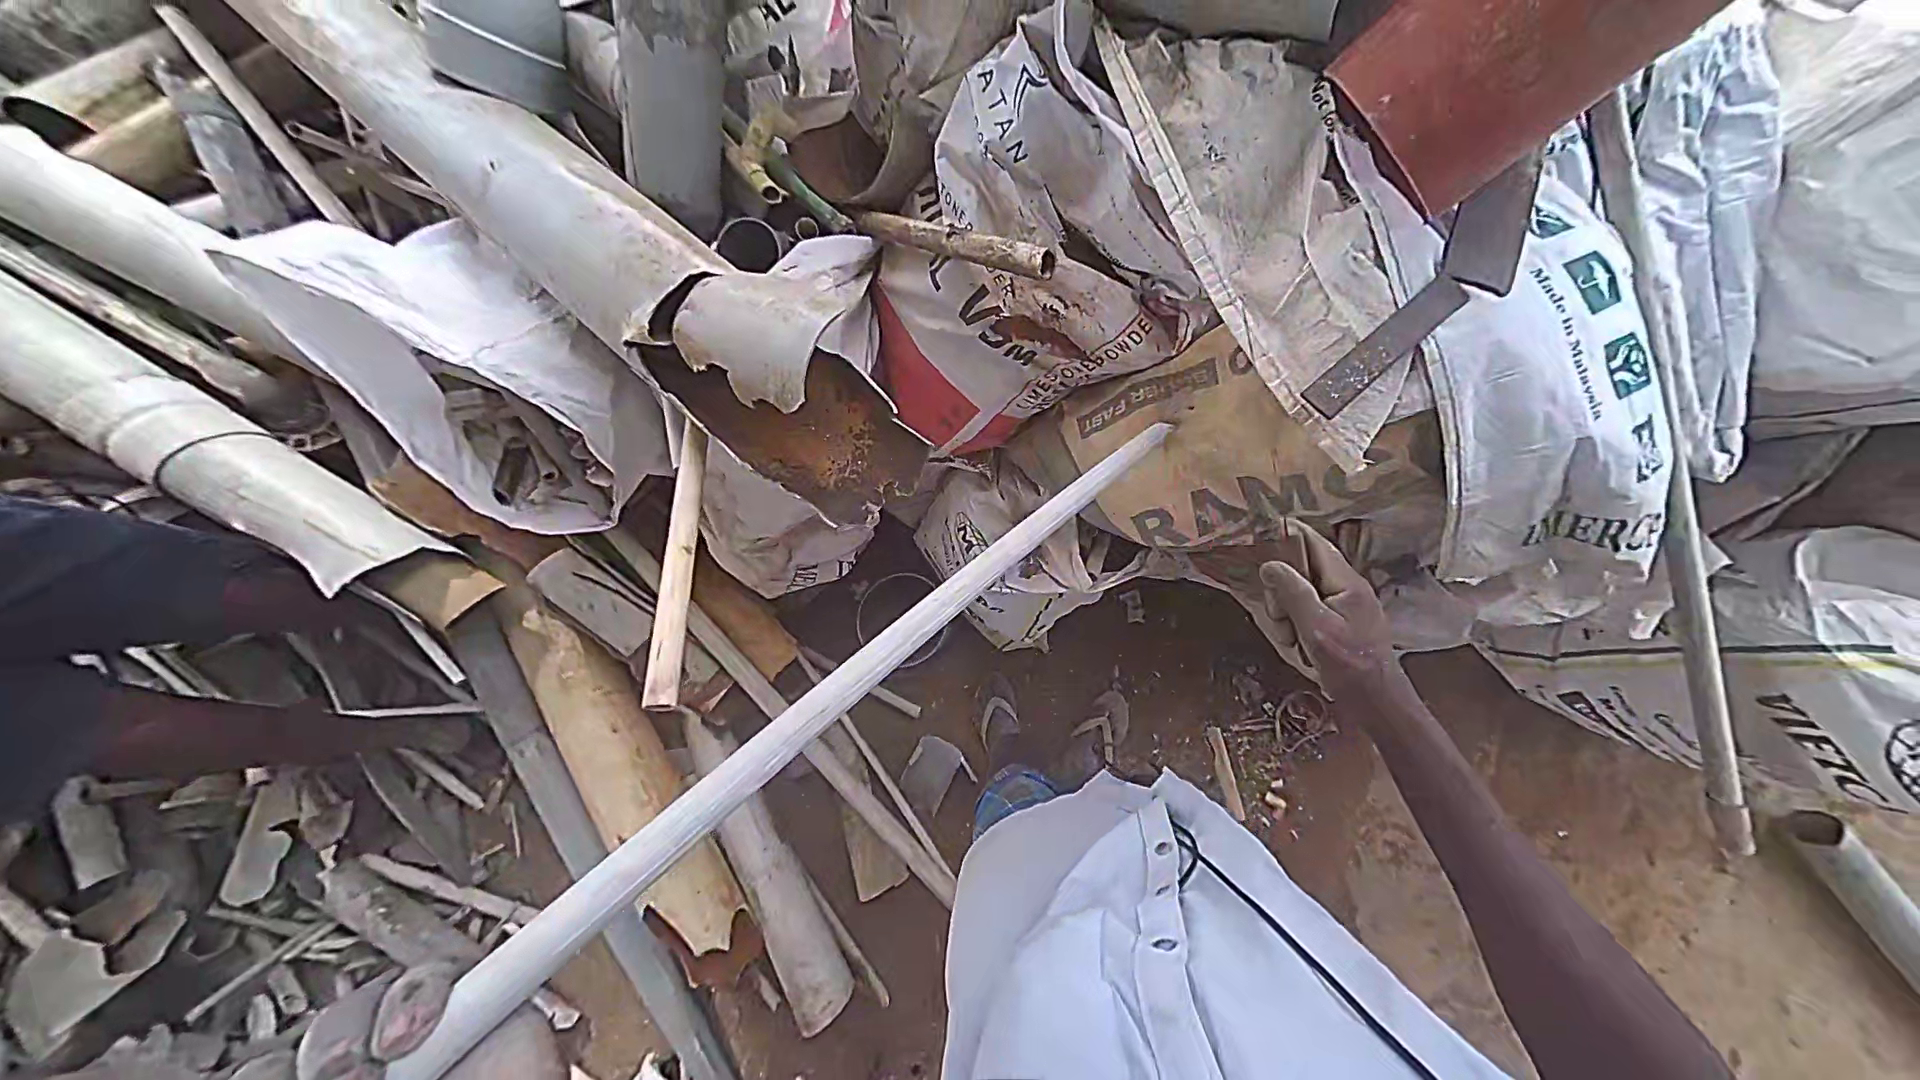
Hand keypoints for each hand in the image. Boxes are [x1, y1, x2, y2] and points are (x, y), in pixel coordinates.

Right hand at [1259, 519, 1397, 699]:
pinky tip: (1297, 643)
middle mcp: (1347, 588)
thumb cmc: (1349, 665)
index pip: (1315, 543)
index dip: (1290, 534)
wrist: (1377, 703)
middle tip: (1279, 617)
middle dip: (1282, 590)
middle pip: (1302, 570)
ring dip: (1286, 611)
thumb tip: (1269, 564)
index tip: (1261, 534)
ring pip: (1301, 592)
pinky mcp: (1340, 622)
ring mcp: (1345, 605)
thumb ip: (1292, 593)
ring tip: (1290, 638)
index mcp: (1347, 583)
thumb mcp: (1315, 628)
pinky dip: (1296, 623)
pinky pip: (1308, 610)